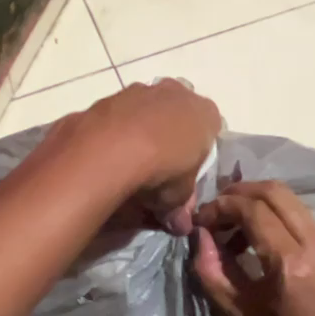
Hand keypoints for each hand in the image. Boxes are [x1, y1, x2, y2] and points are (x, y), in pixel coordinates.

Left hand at [58, 79, 220, 233]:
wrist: (108, 149)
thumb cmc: (160, 170)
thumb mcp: (176, 198)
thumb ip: (180, 209)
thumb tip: (180, 225)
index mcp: (204, 114)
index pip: (210, 128)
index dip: (197, 150)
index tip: (185, 171)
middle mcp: (176, 93)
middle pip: (177, 113)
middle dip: (168, 134)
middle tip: (157, 165)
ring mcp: (140, 89)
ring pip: (145, 108)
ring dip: (139, 128)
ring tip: (127, 160)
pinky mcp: (108, 95)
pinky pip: (115, 114)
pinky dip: (112, 129)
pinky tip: (104, 152)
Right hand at [192, 181, 314, 315]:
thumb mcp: (235, 312)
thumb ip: (212, 267)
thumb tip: (199, 234)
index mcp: (290, 262)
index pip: (252, 209)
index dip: (220, 206)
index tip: (198, 220)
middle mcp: (314, 245)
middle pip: (275, 191)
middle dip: (239, 193)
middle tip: (212, 210)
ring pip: (289, 199)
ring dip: (256, 202)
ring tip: (227, 224)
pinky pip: (297, 216)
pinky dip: (272, 214)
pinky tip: (250, 235)